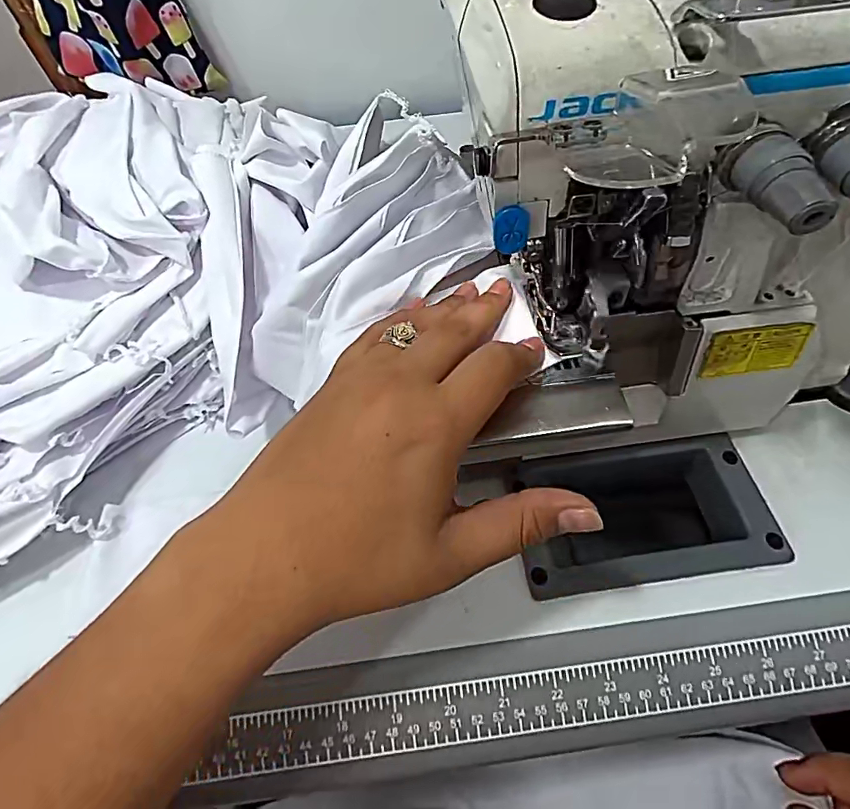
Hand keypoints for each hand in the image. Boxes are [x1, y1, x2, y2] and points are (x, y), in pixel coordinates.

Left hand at [190, 277, 602, 633]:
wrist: (263, 552)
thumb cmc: (357, 559)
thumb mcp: (450, 553)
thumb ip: (521, 522)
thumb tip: (585, 512)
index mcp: (435, 424)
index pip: (491, 370)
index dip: (518, 357)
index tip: (534, 349)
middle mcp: (399, 387)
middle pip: (453, 332)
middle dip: (484, 310)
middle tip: (505, 292)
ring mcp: (360, 379)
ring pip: (413, 326)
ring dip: (445, 307)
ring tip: (468, 291)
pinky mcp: (332, 382)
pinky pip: (374, 335)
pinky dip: (399, 318)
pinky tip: (407, 314)